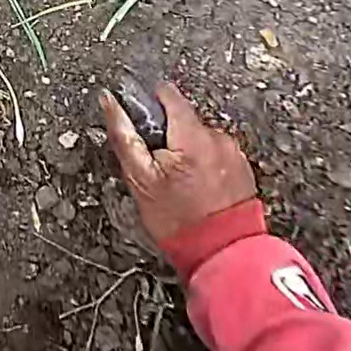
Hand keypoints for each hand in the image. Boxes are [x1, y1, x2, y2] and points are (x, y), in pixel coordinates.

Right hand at [99, 82, 257, 243]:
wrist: (223, 257)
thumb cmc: (178, 222)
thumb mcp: (141, 179)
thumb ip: (124, 135)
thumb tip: (108, 101)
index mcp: (191, 134)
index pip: (167, 93)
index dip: (150, 104)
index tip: (144, 124)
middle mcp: (216, 136)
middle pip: (183, 117)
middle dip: (169, 134)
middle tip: (160, 165)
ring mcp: (232, 152)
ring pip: (200, 136)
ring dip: (188, 149)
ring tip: (181, 182)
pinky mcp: (242, 167)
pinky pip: (216, 153)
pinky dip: (205, 163)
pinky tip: (198, 187)